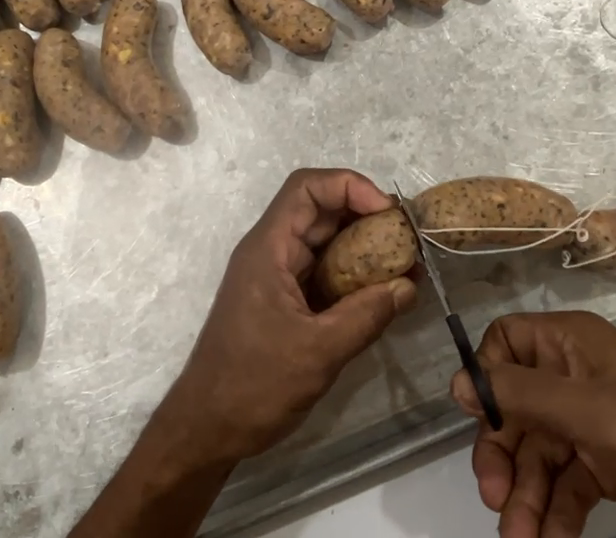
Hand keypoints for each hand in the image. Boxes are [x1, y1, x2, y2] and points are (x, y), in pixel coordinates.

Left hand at [162, 168, 416, 462]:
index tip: (387, 213)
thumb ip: (366, 316)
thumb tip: (407, 287)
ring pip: (325, 242)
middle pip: (320, 211)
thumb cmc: (253, 385)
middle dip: (366, 217)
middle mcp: (271, 252)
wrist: (207, 429)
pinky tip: (384, 294)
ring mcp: (277, 276)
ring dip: (364, 248)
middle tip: (407, 240)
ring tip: (406, 267)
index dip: (350, 186)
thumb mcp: (318, 352)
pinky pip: (323, 272)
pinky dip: (354, 276)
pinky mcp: (284, 301)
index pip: (307, 188)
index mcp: (268, 248)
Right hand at [452, 312, 615, 537]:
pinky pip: (565, 486)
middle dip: (503, 455)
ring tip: (520, 537)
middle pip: (515, 408)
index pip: (507, 343)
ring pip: (537, 455)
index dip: (488, 378)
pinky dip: (553, 514)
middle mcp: (576, 378)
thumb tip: (459, 380)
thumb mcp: (591, 412)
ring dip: (525, 496)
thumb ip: (522, 394)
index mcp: (571, 344)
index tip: (476, 420)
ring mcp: (592, 424)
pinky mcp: (608, 466)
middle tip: (495, 498)